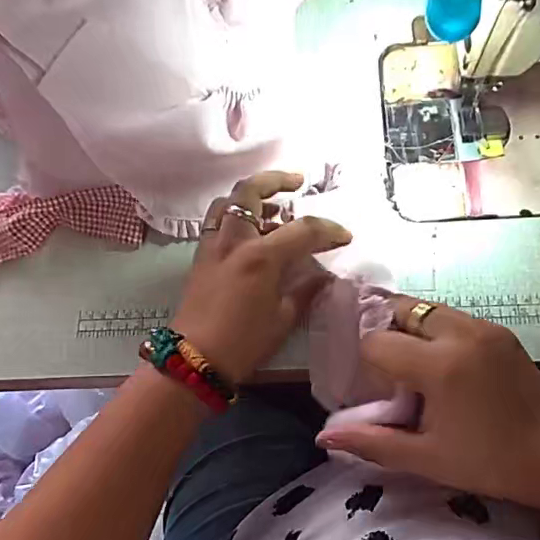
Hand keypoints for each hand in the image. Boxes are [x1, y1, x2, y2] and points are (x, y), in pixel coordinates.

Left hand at [171, 172, 350, 383]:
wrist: (194, 360)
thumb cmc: (244, 343)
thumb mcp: (284, 319)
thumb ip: (305, 290)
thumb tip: (324, 275)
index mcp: (260, 256)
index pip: (302, 229)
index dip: (328, 230)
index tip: (345, 237)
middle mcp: (234, 240)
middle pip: (251, 192)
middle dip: (276, 179)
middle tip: (297, 182)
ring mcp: (213, 246)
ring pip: (229, 202)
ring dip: (251, 196)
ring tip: (273, 208)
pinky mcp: (201, 257)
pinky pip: (217, 221)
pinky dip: (236, 215)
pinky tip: (250, 231)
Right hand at [313, 295, 539, 508]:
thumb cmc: (491, 463)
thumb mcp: (427, 459)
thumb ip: (372, 443)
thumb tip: (323, 437)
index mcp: (441, 365)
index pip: (377, 341)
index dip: (364, 363)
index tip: (370, 390)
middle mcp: (461, 333)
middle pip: (399, 309)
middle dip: (383, 334)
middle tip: (383, 372)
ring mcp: (484, 328)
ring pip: (427, 309)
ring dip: (408, 330)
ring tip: (410, 368)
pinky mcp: (500, 331)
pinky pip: (452, 318)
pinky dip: (434, 332)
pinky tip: (439, 368)